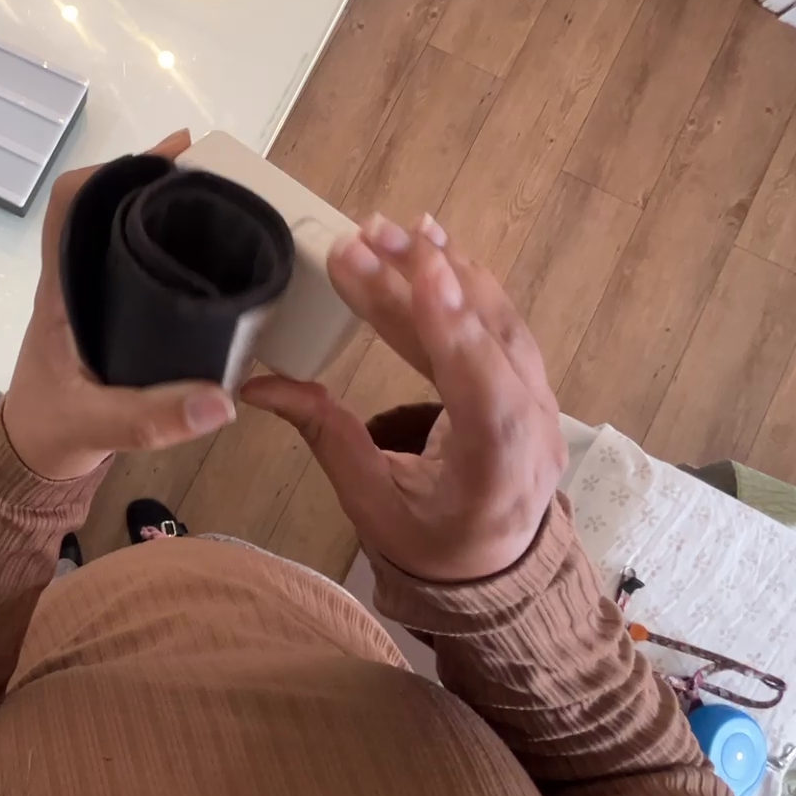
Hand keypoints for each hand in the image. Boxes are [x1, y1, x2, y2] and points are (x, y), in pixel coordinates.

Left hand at [1, 130, 237, 480]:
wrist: (32, 456)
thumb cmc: (49, 432)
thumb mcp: (97, 426)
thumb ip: (152, 419)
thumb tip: (220, 403)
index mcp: (60, 292)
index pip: (67, 207)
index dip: (112, 170)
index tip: (171, 159)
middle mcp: (72, 283)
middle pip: (104, 208)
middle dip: (156, 185)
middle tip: (218, 181)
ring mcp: (87, 299)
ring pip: (120, 236)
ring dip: (164, 216)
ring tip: (224, 210)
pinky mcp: (105, 319)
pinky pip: (134, 269)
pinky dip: (168, 254)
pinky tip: (210, 263)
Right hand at [240, 214, 566, 581]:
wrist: (491, 564)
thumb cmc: (425, 540)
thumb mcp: (368, 502)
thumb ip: (325, 436)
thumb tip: (257, 386)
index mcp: (497, 474)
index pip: (485, 397)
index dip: (455, 334)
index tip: (422, 276)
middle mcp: (533, 427)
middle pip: (489, 342)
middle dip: (426, 283)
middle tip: (366, 239)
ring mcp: (538, 398)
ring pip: (498, 320)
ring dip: (442, 270)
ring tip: (389, 231)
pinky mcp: (524, 378)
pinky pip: (498, 321)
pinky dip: (462, 280)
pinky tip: (431, 246)